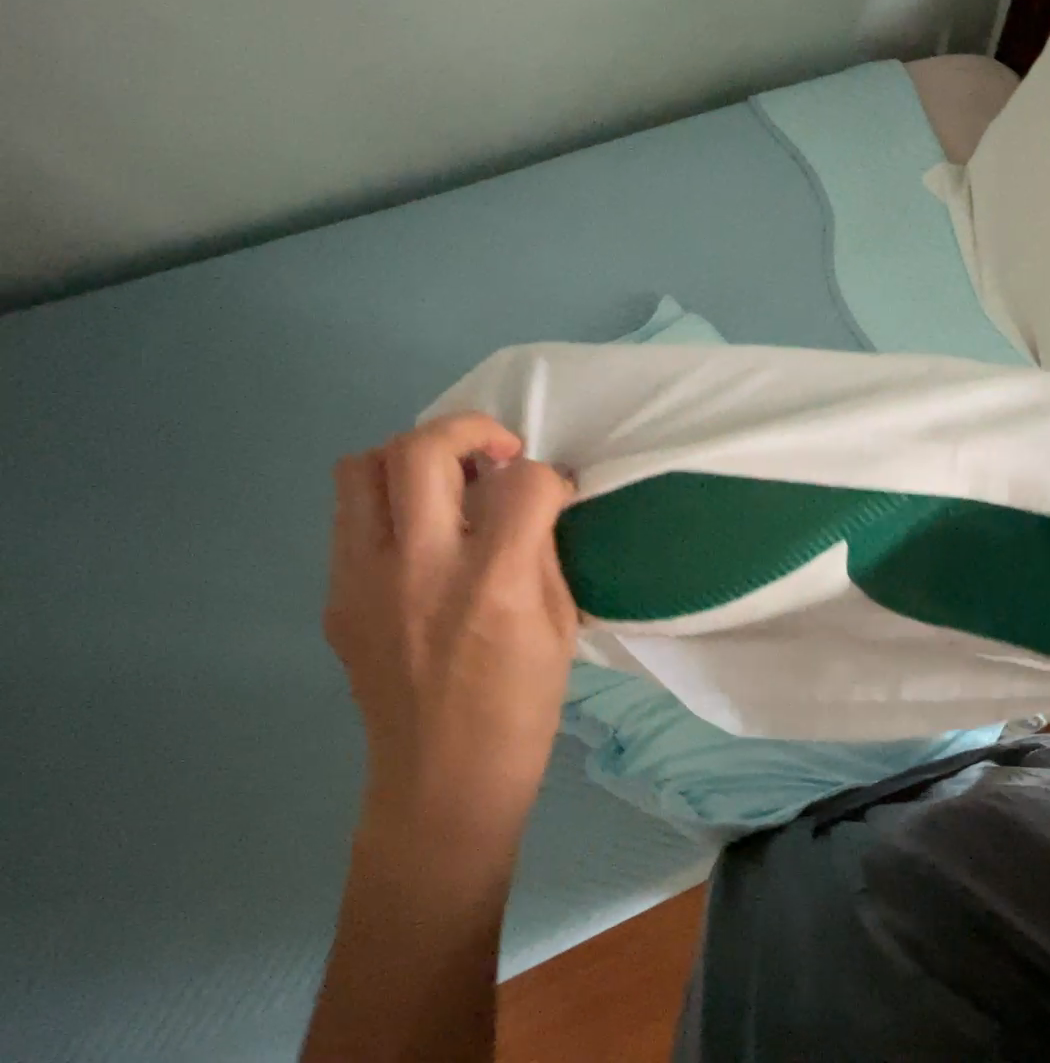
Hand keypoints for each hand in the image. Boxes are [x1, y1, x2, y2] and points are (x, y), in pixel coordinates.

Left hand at [324, 413, 577, 819]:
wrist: (445, 775)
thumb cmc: (524, 706)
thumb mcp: (558, 625)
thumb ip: (541, 555)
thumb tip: (533, 505)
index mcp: (495, 582)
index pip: (522, 483)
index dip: (549, 476)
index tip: (556, 493)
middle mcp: (421, 567)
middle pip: (424, 450)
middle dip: (472, 430)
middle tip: (498, 454)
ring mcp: (363, 580)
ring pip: (362, 467)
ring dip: (413, 458)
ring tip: (448, 483)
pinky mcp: (334, 596)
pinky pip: (352, 519)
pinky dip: (390, 506)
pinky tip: (422, 539)